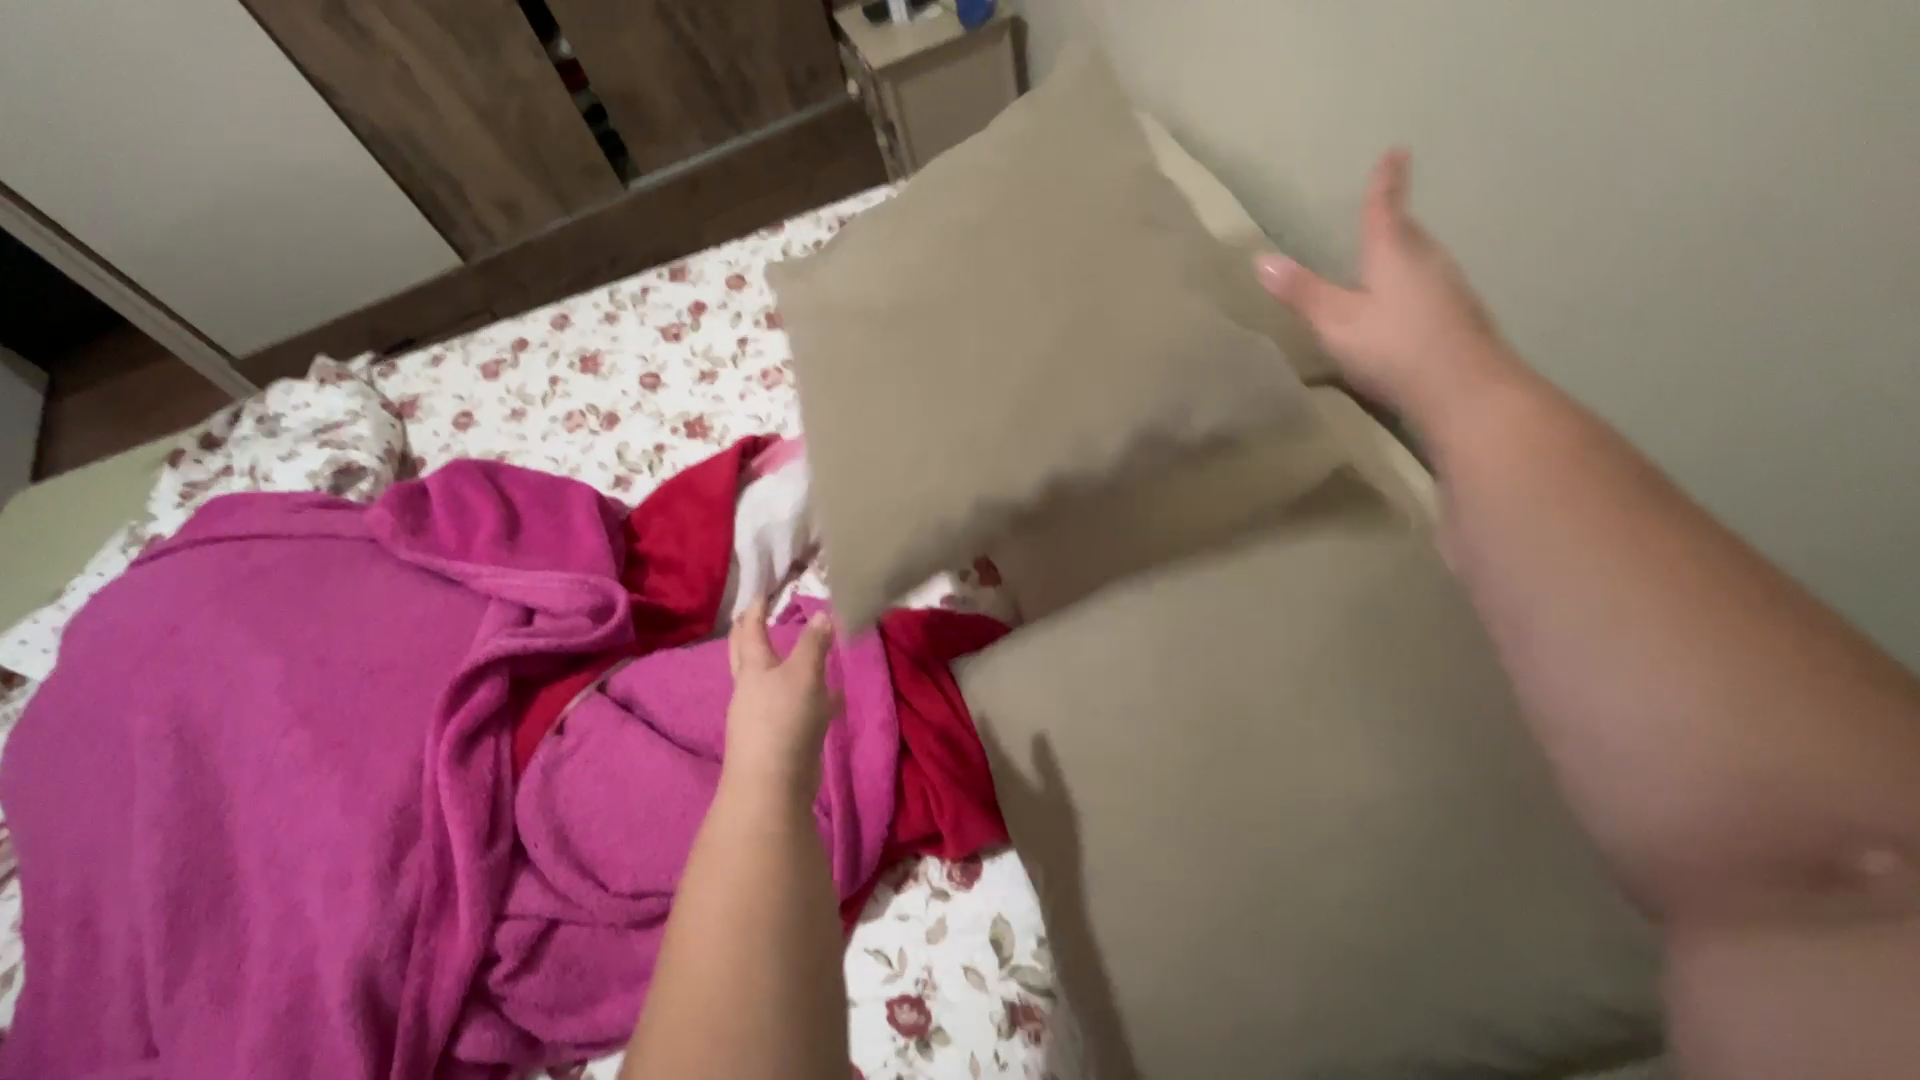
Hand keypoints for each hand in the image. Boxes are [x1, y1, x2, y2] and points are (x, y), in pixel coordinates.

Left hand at [723, 597, 837, 801]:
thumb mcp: (804, 675)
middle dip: (750, 635)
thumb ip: (814, 644)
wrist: (773, 784)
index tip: (761, 592)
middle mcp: (752, 689)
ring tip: (800, 651)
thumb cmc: (784, 720)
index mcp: (754, 669)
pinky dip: (809, 695)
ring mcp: (763, 715)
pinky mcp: (780, 737)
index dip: (756, 610)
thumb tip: (823, 613)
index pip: (752, 631)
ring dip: (782, 665)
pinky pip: (795, 706)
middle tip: (753, 616)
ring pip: (771, 682)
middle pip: (747, 655)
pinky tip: (832, 696)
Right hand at [1255, 149, 1525, 417]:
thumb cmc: (1394, 347)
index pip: (1385, 207)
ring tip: (1387, 261)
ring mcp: (1450, 289)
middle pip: (1408, 232)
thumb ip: (1301, 292)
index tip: (1397, 151)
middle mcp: (1428, 260)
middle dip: (1394, 221)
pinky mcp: (1460, 318)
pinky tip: (1405, 310)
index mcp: (1394, 252)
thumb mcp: (1336, 322)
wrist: (1466, 391)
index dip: (1387, 180)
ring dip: (1405, 257)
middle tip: (1384, 211)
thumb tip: (1260, 258)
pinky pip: (1431, 290)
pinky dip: (1414, 289)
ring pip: (1422, 261)